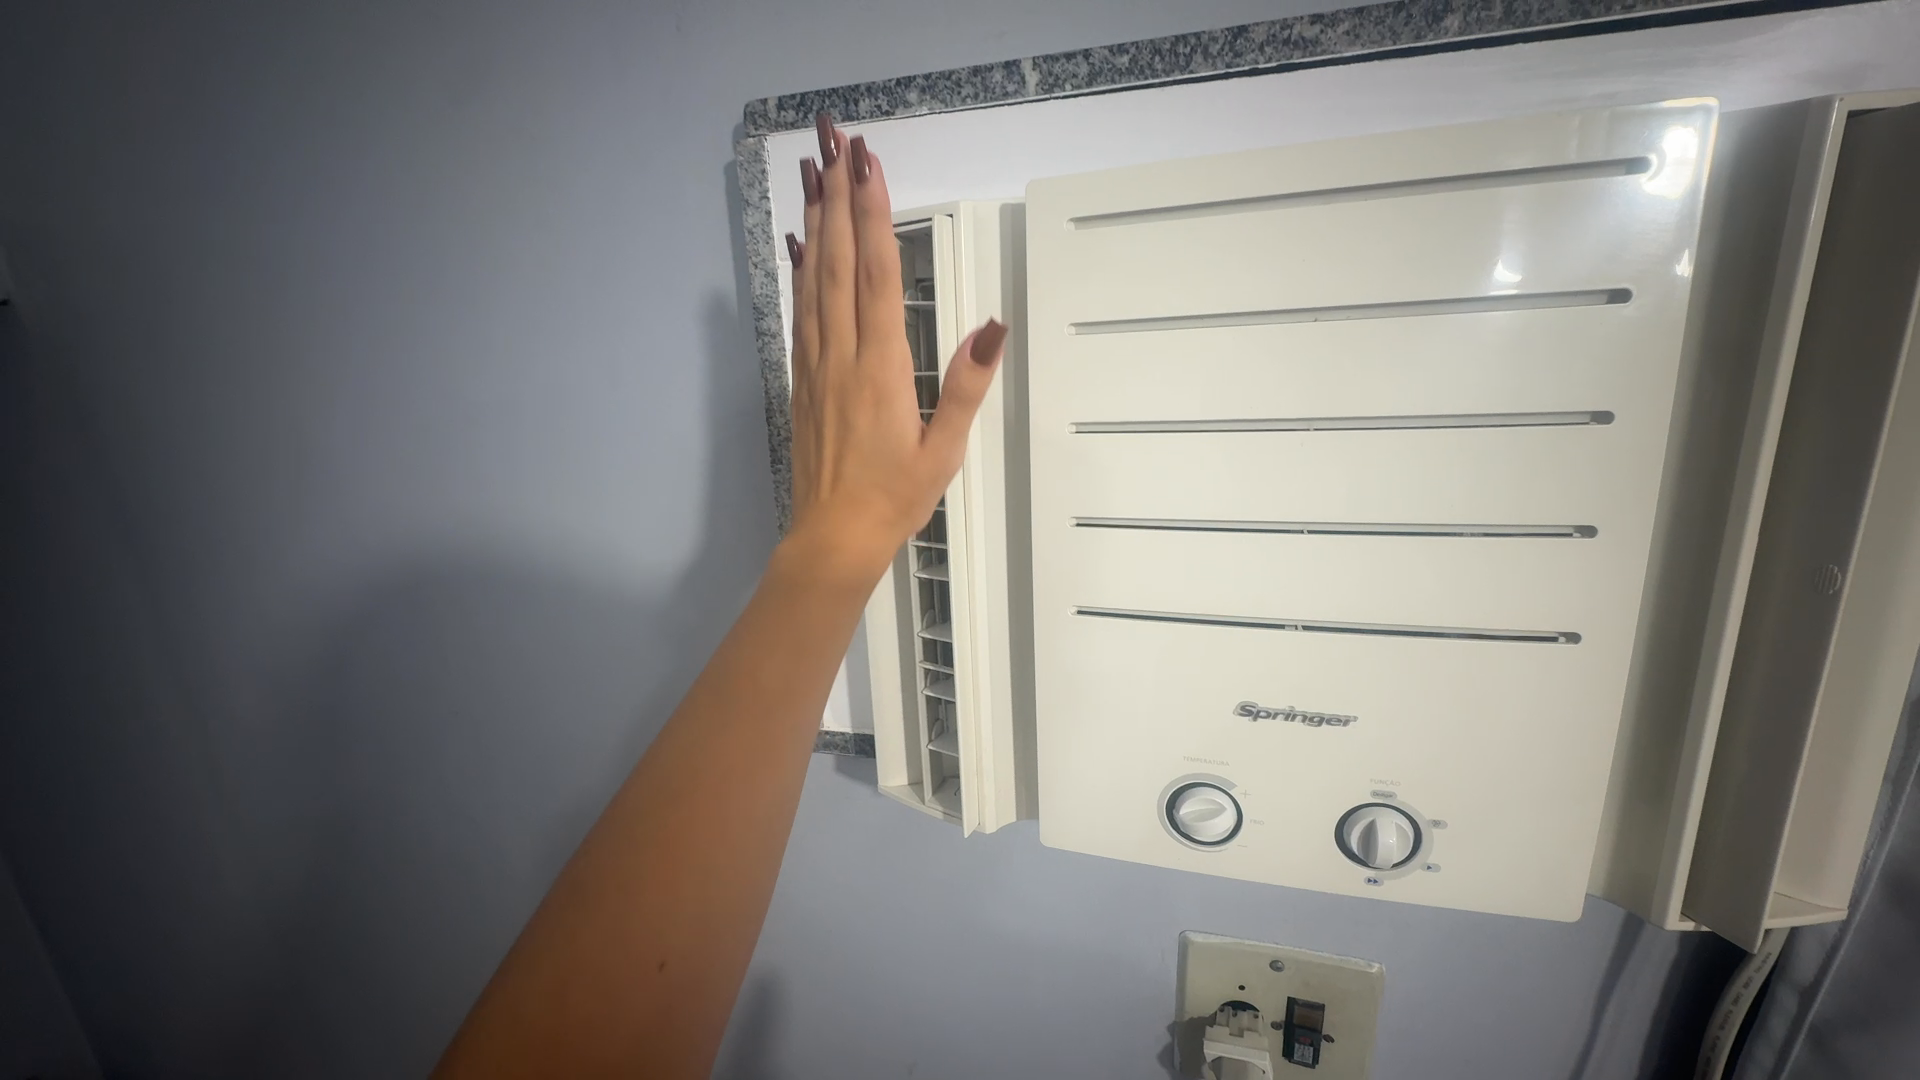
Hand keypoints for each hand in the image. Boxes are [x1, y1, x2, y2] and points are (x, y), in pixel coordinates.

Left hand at [782, 112, 1005, 584]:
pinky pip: (800, 313)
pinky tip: (798, 245)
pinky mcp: (802, 380)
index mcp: (881, 369)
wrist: (832, 536)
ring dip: (814, 222)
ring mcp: (815, 366)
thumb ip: (965, 386)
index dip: (871, 215)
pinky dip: (799, 272)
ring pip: (813, 281)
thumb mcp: (943, 450)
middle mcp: (842, 356)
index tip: (866, 163)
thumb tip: (991, 328)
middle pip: (838, 263)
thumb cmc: (893, 498)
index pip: (876, 276)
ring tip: (810, 171)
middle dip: (836, 197)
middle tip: (832, 139)